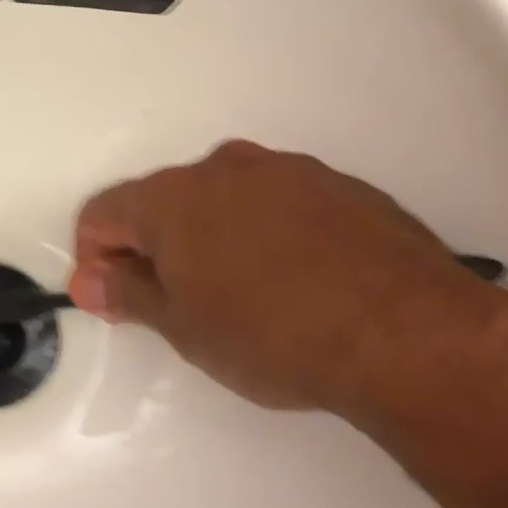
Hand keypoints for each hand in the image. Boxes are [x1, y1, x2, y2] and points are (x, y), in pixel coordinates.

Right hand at [67, 141, 506, 411]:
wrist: (415, 339)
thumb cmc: (272, 335)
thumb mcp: (181, 327)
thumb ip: (126, 294)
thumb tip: (92, 281)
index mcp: (169, 197)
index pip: (101, 214)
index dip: (96, 258)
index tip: (115, 299)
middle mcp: (223, 168)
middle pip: (163, 201)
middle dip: (156, 245)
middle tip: (176, 302)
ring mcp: (290, 173)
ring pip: (225, 199)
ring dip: (215, 237)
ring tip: (243, 295)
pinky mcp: (347, 189)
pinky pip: (283, 206)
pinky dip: (271, 236)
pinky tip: (298, 285)